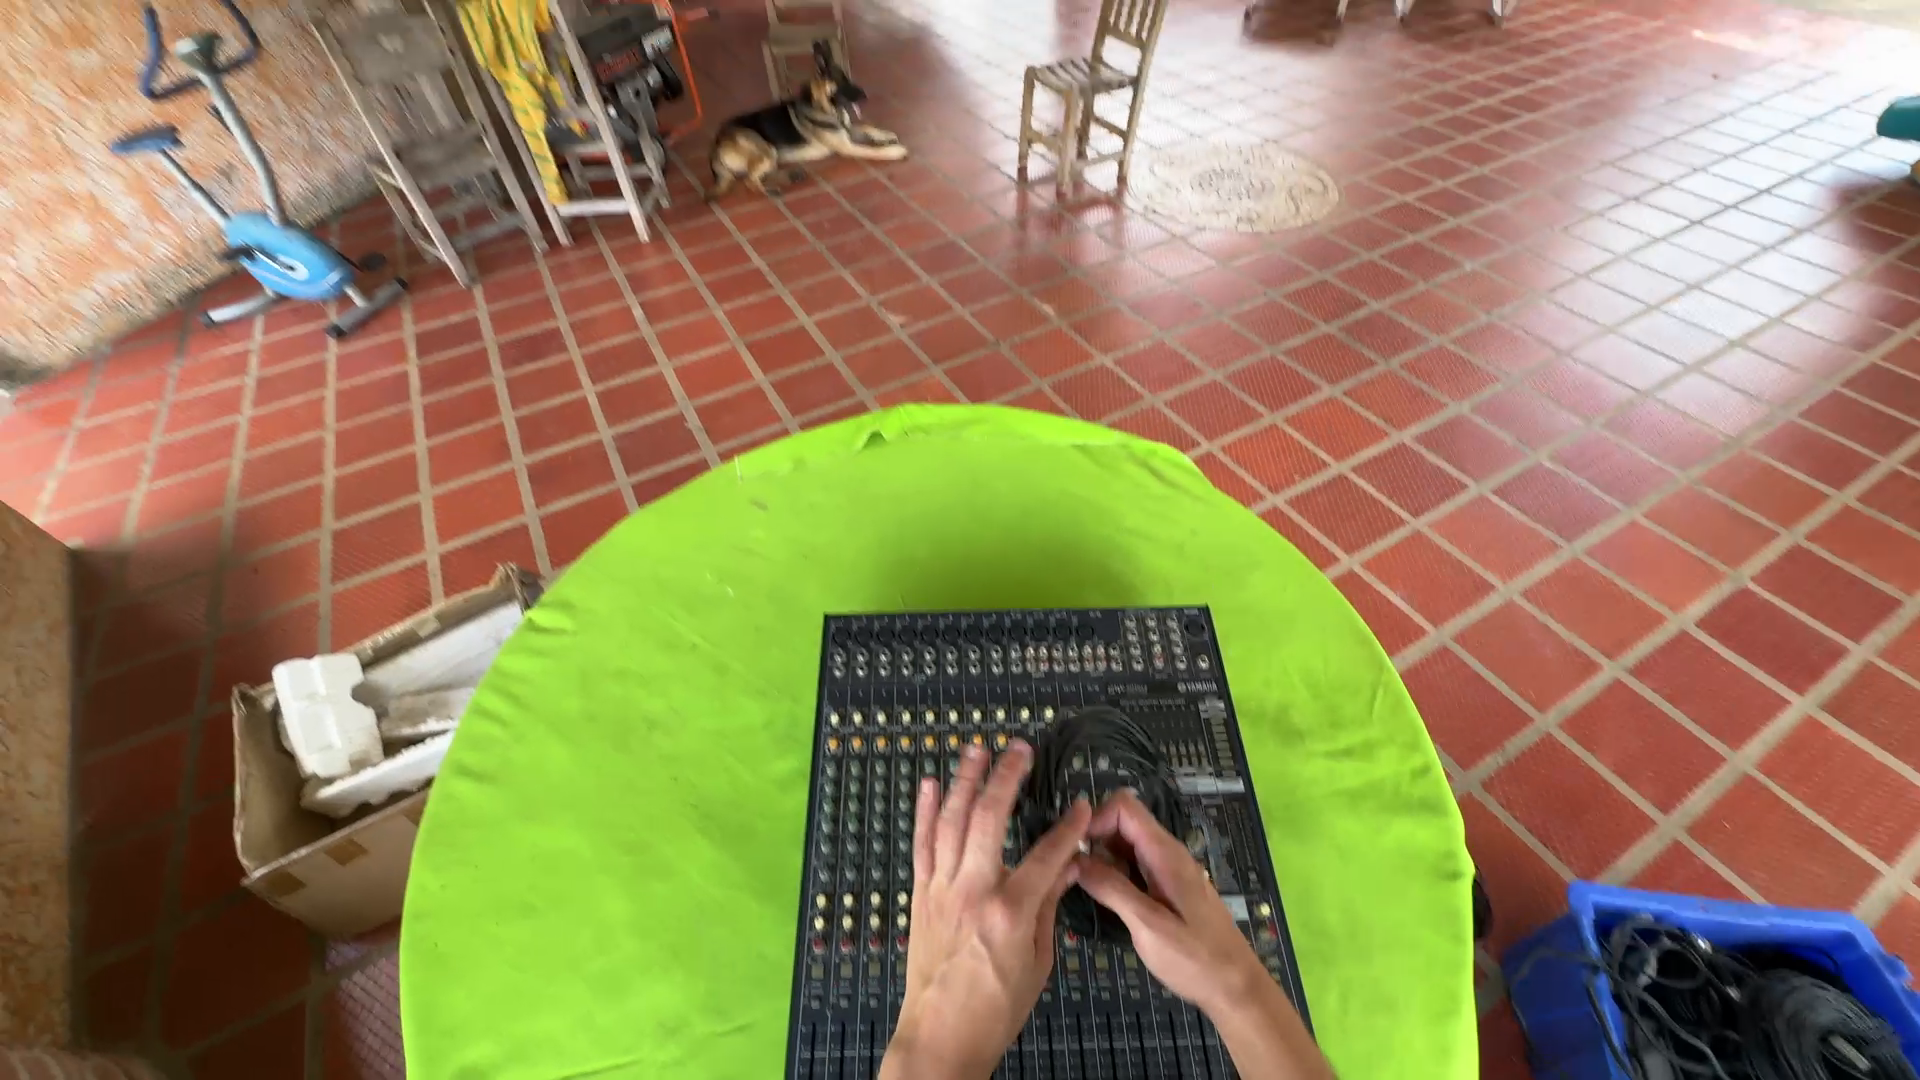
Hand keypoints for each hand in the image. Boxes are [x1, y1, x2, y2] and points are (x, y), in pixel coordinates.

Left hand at [879, 741, 1091, 1079]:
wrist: (940, 1036)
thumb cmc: (995, 1007)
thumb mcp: (1038, 963)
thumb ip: (1049, 907)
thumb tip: (1067, 865)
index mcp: (1009, 912)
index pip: (1046, 855)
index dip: (1067, 827)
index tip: (1081, 806)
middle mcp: (972, 890)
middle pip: (989, 819)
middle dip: (1006, 778)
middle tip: (1020, 749)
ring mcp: (942, 887)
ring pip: (952, 821)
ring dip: (965, 780)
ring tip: (976, 749)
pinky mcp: (921, 892)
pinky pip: (922, 843)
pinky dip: (925, 811)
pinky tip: (931, 783)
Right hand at [1073, 789, 1266, 1013]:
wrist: (1237, 988)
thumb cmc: (1195, 958)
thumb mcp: (1148, 925)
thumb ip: (1112, 889)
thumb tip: (1075, 860)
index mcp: (1164, 852)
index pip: (1124, 806)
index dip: (1096, 819)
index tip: (1076, 851)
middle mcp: (1168, 852)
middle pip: (1124, 821)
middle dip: (1096, 838)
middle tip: (1077, 873)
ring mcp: (1170, 868)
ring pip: (1128, 843)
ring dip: (1104, 857)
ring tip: (1088, 888)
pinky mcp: (1170, 886)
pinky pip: (1137, 864)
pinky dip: (1118, 872)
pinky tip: (1110, 899)